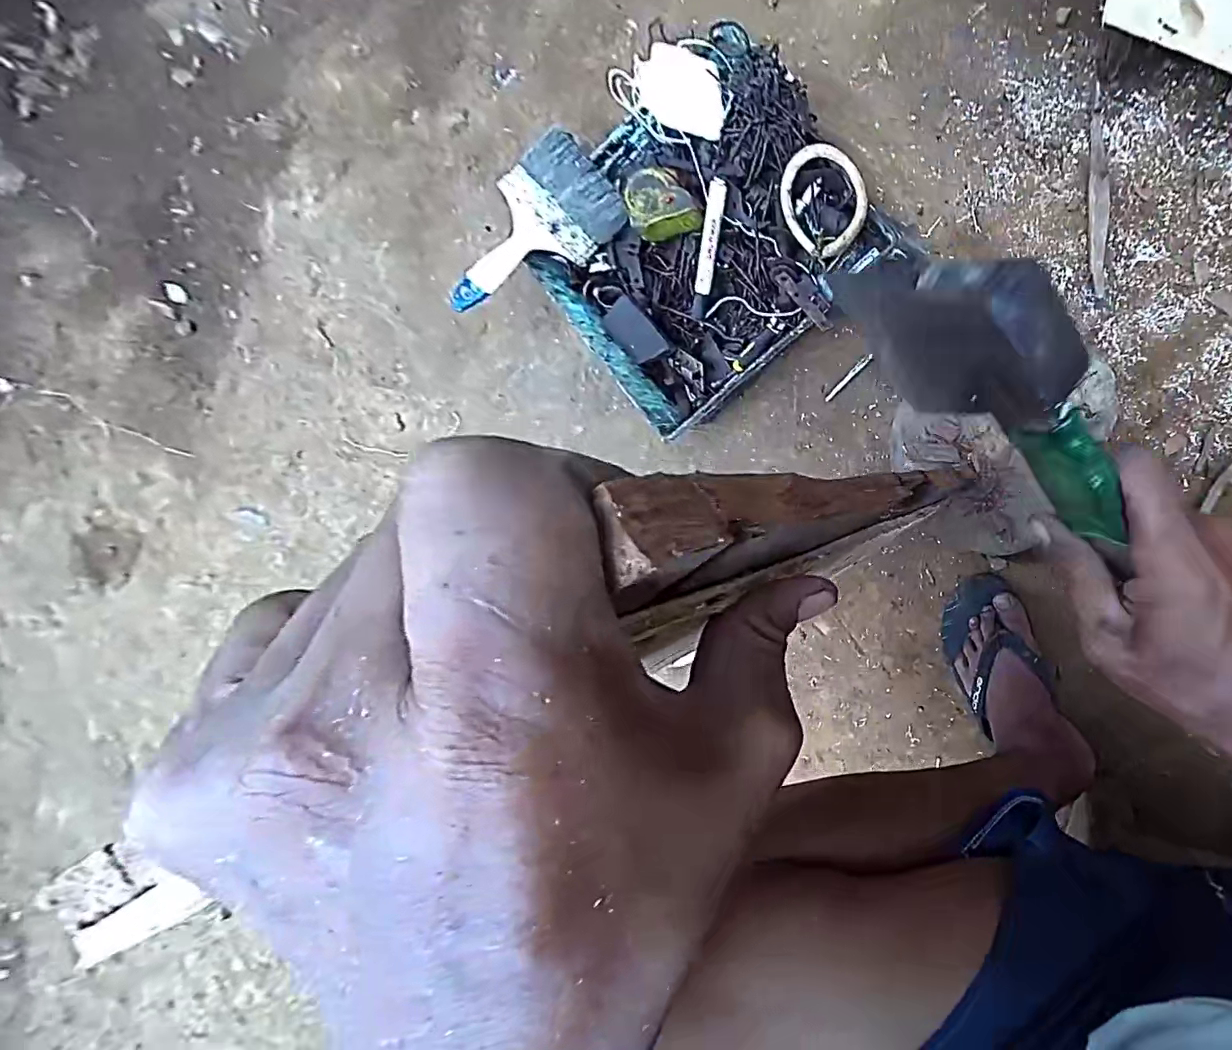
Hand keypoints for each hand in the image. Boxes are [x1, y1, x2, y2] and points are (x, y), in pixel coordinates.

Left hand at [126, 437, 834, 1048]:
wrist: (503, 1047)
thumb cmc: (642, 898)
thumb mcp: (738, 760)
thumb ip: (762, 641)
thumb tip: (809, 580)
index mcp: (505, 696)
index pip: (478, 482)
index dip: (551, 483)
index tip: (599, 540)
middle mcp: (345, 709)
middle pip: (425, 511)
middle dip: (514, 534)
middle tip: (568, 598)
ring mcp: (237, 748)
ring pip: (360, 564)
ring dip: (446, 587)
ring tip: (495, 665)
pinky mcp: (178, 785)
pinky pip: (282, 635)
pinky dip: (363, 641)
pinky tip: (411, 709)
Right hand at [1039, 445, 1231, 738]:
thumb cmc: (1183, 683)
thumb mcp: (1109, 642)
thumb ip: (1078, 576)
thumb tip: (1045, 524)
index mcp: (1172, 550)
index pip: (1137, 465)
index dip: (1096, 467)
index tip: (1067, 495)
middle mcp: (1200, 528)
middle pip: (1139, 485)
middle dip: (1099, 506)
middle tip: (1074, 547)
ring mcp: (1217, 534)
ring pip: (1152, 507)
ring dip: (1121, 530)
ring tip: (1109, 580)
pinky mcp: (1223, 545)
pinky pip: (1170, 525)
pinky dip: (1144, 543)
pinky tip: (1139, 588)